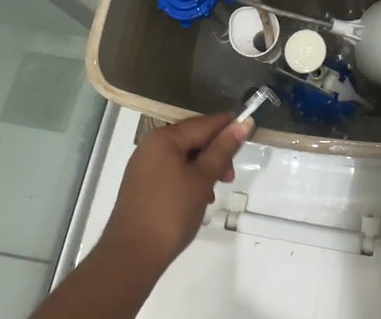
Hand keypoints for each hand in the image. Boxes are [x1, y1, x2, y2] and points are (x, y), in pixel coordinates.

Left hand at [99, 111, 252, 269]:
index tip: (249, 130)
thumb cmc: (170, 212)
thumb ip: (223, 150)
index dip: (228, 126)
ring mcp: (143, 167)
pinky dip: (188, 180)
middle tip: (230, 176)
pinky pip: (171, 172)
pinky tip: (197, 200)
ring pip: (183, 158)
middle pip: (193, 140)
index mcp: (164, 138)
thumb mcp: (202, 179)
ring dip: (203, 170)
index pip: (204, 124)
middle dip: (215, 154)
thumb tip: (243, 123)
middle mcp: (150, 146)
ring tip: (213, 193)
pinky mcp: (141, 187)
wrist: (131, 257)